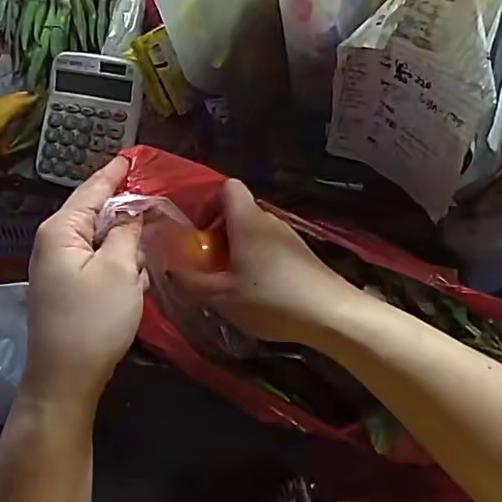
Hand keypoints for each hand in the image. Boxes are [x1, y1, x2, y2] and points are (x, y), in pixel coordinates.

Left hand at [24, 157, 144, 406]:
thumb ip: (126, 232)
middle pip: (98, 216)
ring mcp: (61, 270)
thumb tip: (131, 212)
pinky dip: (120, 272)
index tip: (132, 156)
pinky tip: (137, 285)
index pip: (92, 189)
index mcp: (61, 230)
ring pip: (103, 245)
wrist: (66, 378)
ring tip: (150, 256)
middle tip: (160, 210)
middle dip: (128, 218)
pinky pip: (101, 268)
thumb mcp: (118, 269)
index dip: (115, 173)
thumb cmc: (92, 320)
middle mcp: (55, 244)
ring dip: (127, 251)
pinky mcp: (70, 292)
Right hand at [178, 179, 364, 344]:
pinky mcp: (302, 256)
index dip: (208, 203)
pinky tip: (256, 291)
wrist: (330, 314)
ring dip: (237, 251)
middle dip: (218, 234)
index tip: (198, 232)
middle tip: (208, 264)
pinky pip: (270, 248)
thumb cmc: (271, 299)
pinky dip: (257, 262)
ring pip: (254, 233)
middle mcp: (269, 221)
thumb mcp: (221, 296)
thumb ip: (190, 282)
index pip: (227, 187)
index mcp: (247, 221)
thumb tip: (171, 270)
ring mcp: (289, 237)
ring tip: (230, 282)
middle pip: (238, 213)